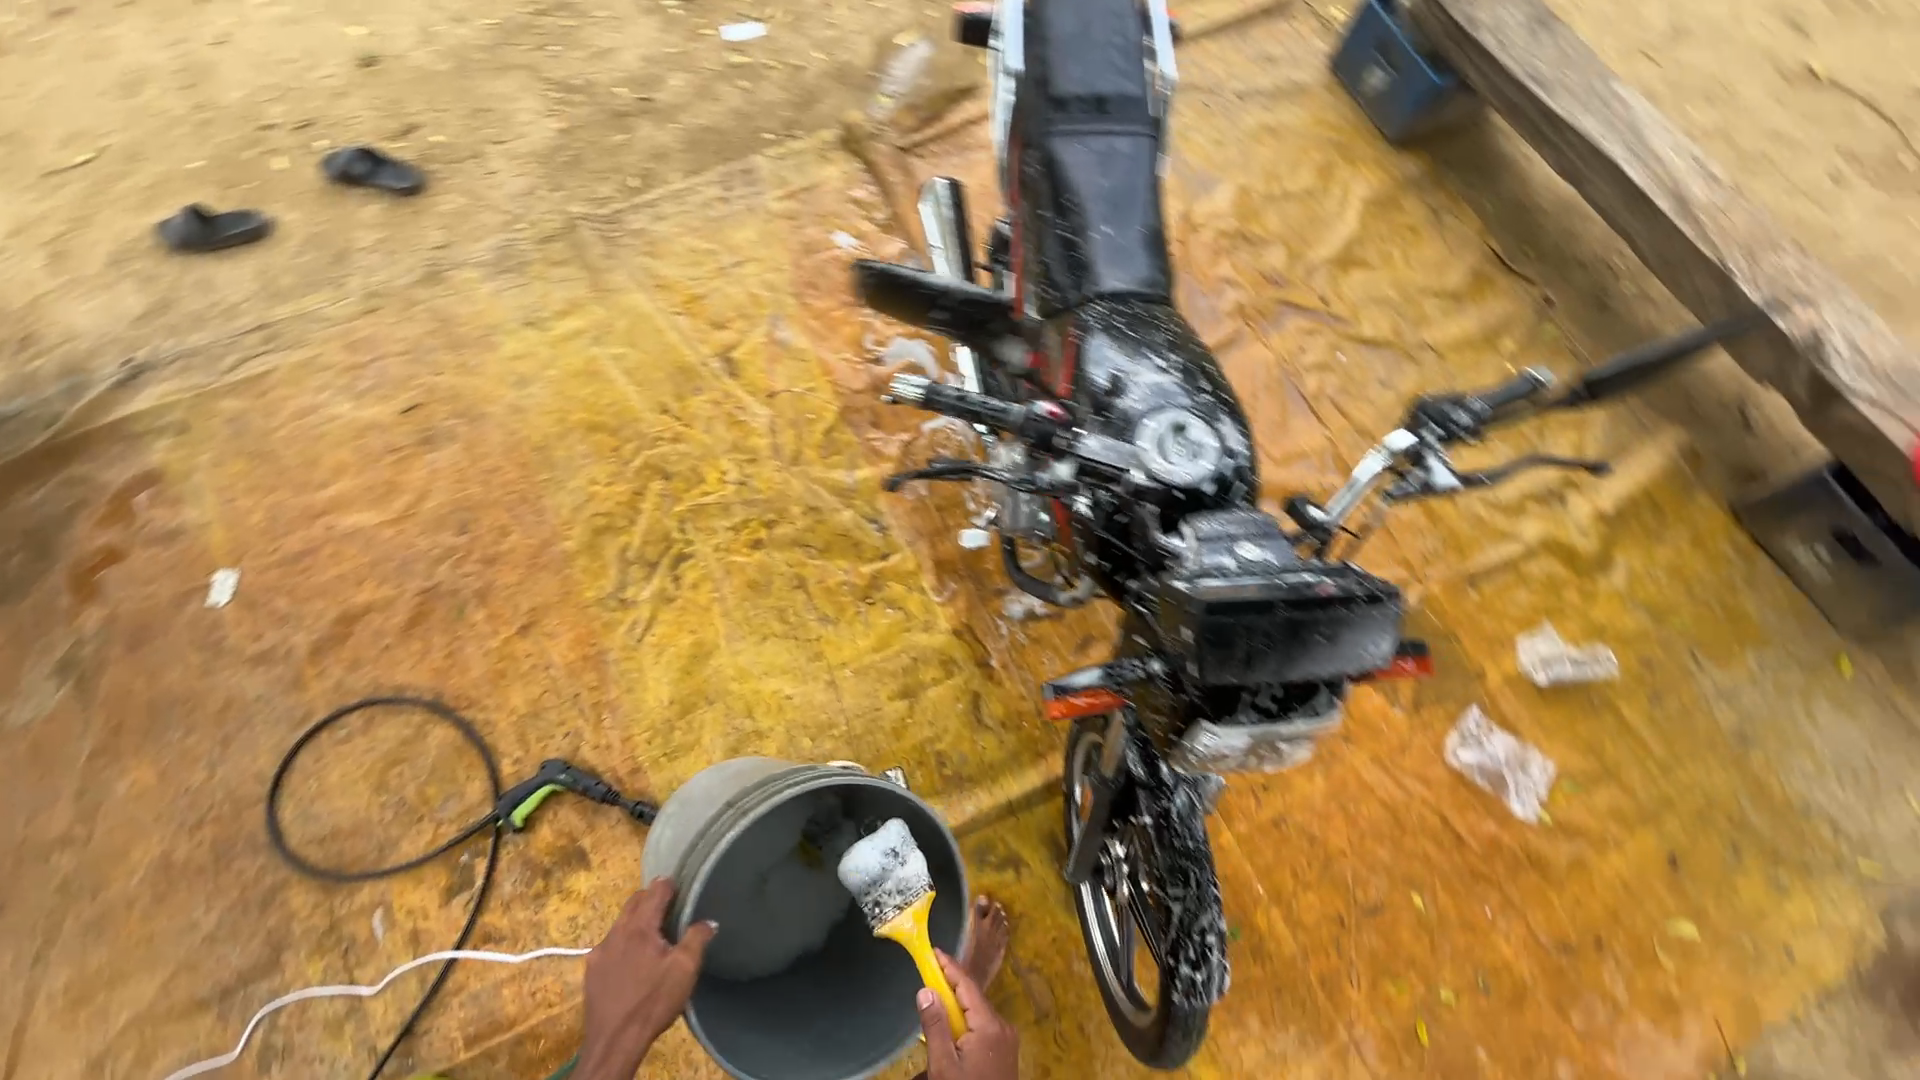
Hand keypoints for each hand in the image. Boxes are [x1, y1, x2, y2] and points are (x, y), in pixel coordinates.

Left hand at [575, 878, 717, 1079]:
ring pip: (620, 924)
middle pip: (633, 903)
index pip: (654, 893)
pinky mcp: (591, 972)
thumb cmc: (653, 1002)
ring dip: (636, 920)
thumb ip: (697, 939)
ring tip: (652, 932)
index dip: (667, 884)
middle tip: (668, 903)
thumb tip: (708, 921)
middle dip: (650, 898)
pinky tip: (632, 959)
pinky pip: (610, 945)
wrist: (614, 1042)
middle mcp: (615, 933)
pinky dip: (624, 941)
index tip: (678, 882)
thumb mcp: (685, 969)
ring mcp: (599, 953)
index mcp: (639, 928)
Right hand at [918, 949, 1018, 1079]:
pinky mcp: (1006, 1052)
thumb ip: (935, 1025)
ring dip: (957, 1007)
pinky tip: (952, 1029)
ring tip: (936, 1000)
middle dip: (951, 986)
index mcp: (990, 1025)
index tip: (933, 950)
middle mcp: (1003, 1027)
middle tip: (928, 974)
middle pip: (973, 997)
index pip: (967, 985)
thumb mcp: (944, 1065)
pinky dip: (966, 1022)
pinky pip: (983, 1027)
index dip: (949, 966)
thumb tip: (926, 989)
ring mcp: (1007, 1040)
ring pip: (978, 1013)